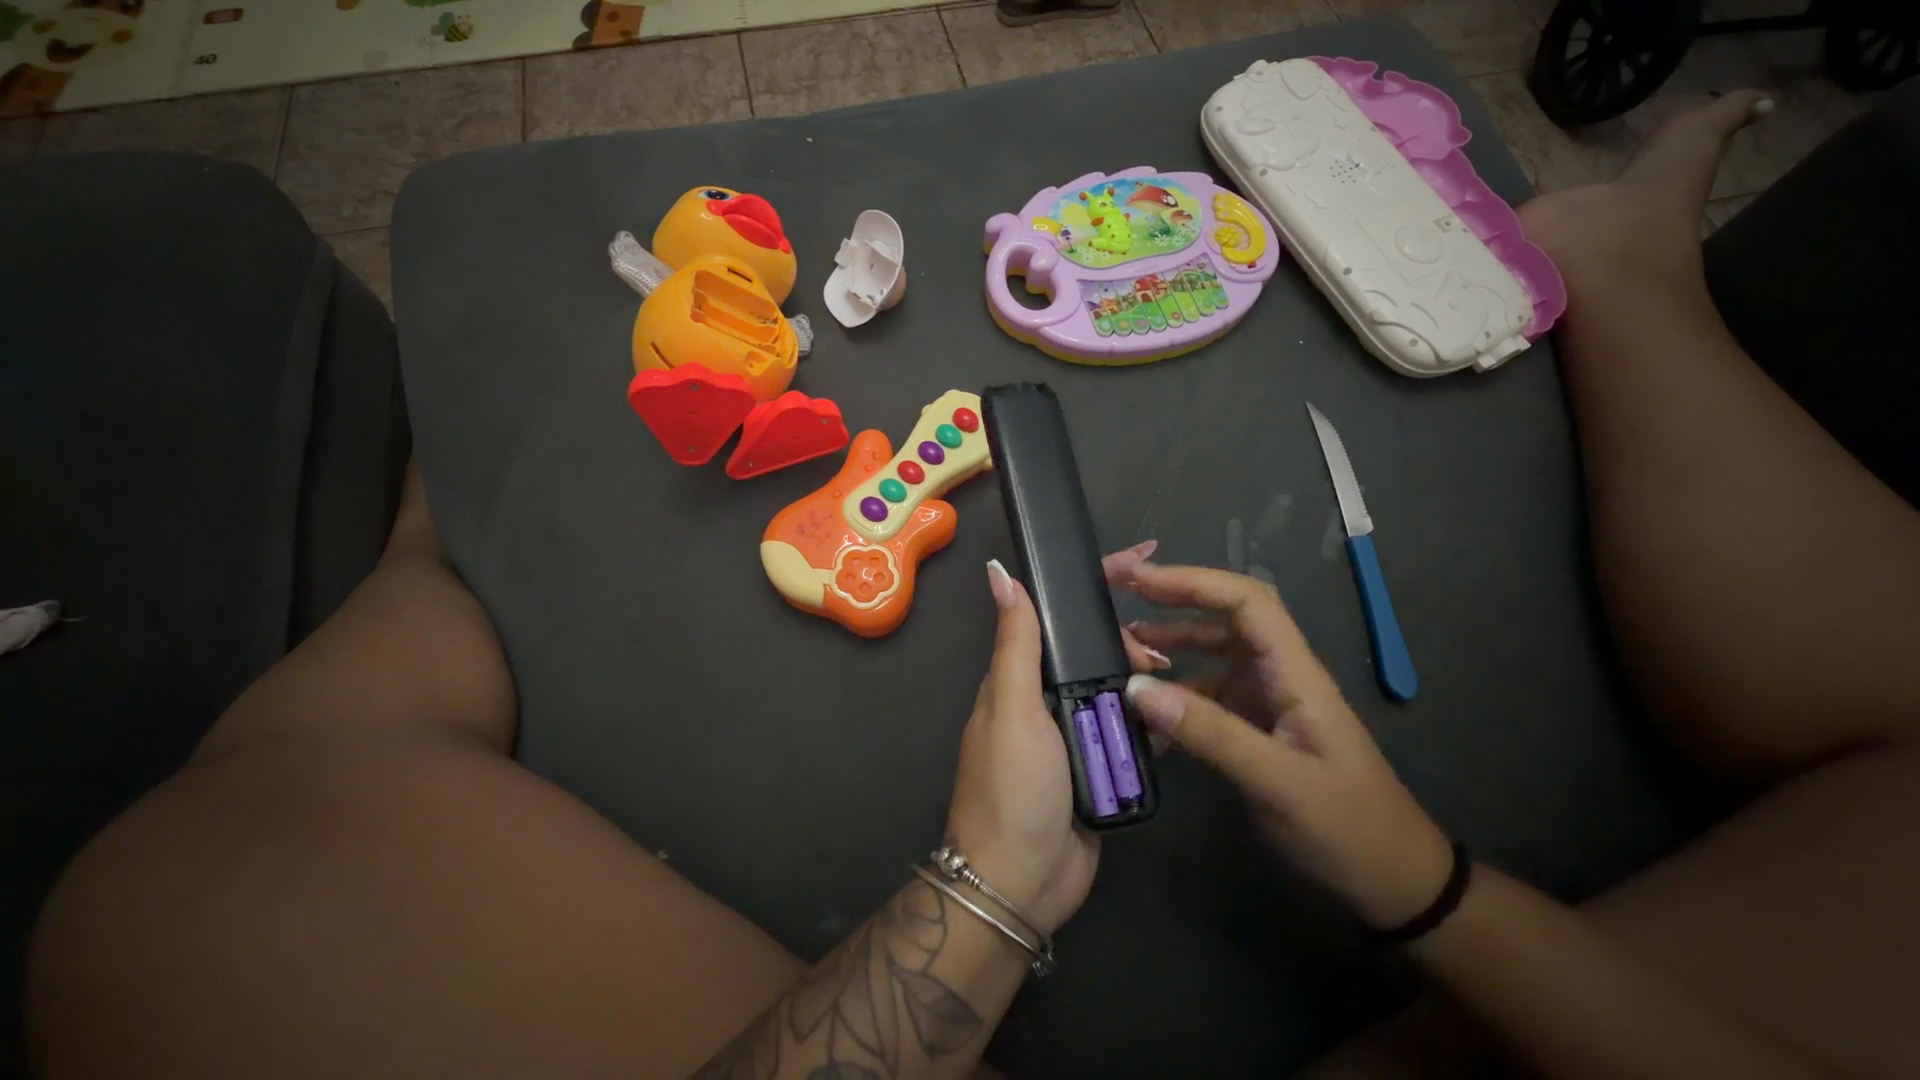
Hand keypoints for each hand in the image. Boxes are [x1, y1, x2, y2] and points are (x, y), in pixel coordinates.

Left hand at [943, 543, 1161, 934]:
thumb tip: (999, 571)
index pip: (1056, 616)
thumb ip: (1015, 643)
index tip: (1140, 557)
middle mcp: (1047, 701)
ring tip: (1175, 680)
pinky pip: (1133, 733)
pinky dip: (1156, 719)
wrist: (1022, 881)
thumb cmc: (1011, 786)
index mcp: (1019, 680)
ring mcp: (1076, 736)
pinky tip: (1186, 708)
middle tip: (1158, 653)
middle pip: (1096, 652)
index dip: (1092, 585)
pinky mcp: (1102, 768)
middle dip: (1129, 642)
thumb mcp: (1011, 708)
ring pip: (1120, 691)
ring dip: (1147, 681)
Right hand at [1115, 562, 1453, 928]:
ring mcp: (1270, 704)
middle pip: (1226, 621)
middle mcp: (1280, 677)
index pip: (1245, 603)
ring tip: (1121, 654)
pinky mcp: (1259, 732)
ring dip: (1172, 650)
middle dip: (1174, 606)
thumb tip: (1136, 689)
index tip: (1139, 581)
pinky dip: (1177, 697)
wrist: (1393, 879)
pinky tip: (1146, 714)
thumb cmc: (1347, 825)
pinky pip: (1210, 699)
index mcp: (1296, 673)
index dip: (1192, 582)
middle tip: (1117, 607)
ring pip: (1214, 658)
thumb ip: (1208, 733)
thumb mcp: (1277, 781)